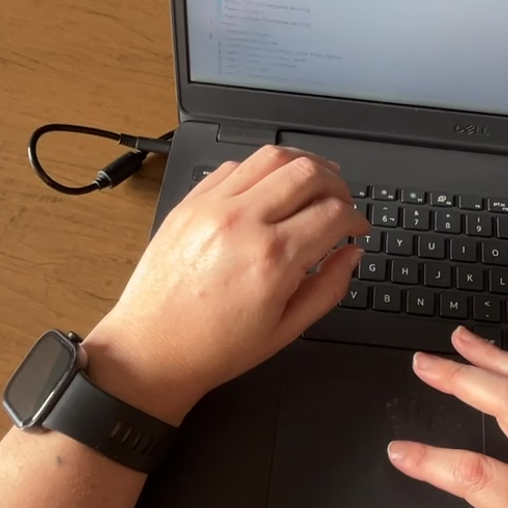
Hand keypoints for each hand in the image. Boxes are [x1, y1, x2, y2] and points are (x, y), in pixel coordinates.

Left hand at [81, 146, 367, 426]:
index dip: (356, 218)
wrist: (150, 351)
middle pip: (309, 172)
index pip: (334, 212)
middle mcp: (243, 222)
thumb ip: (329, 287)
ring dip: (304, 164)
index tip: (357, 228)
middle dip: (338, 184)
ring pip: (272, 155)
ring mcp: (212, 207)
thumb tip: (352, 254)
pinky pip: (235, 165)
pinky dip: (262, 170)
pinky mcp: (189, 203)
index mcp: (272, 259)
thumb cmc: (214, 348)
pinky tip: (271, 187)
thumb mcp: (287, 329)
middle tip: (343, 202)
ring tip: (315, 181)